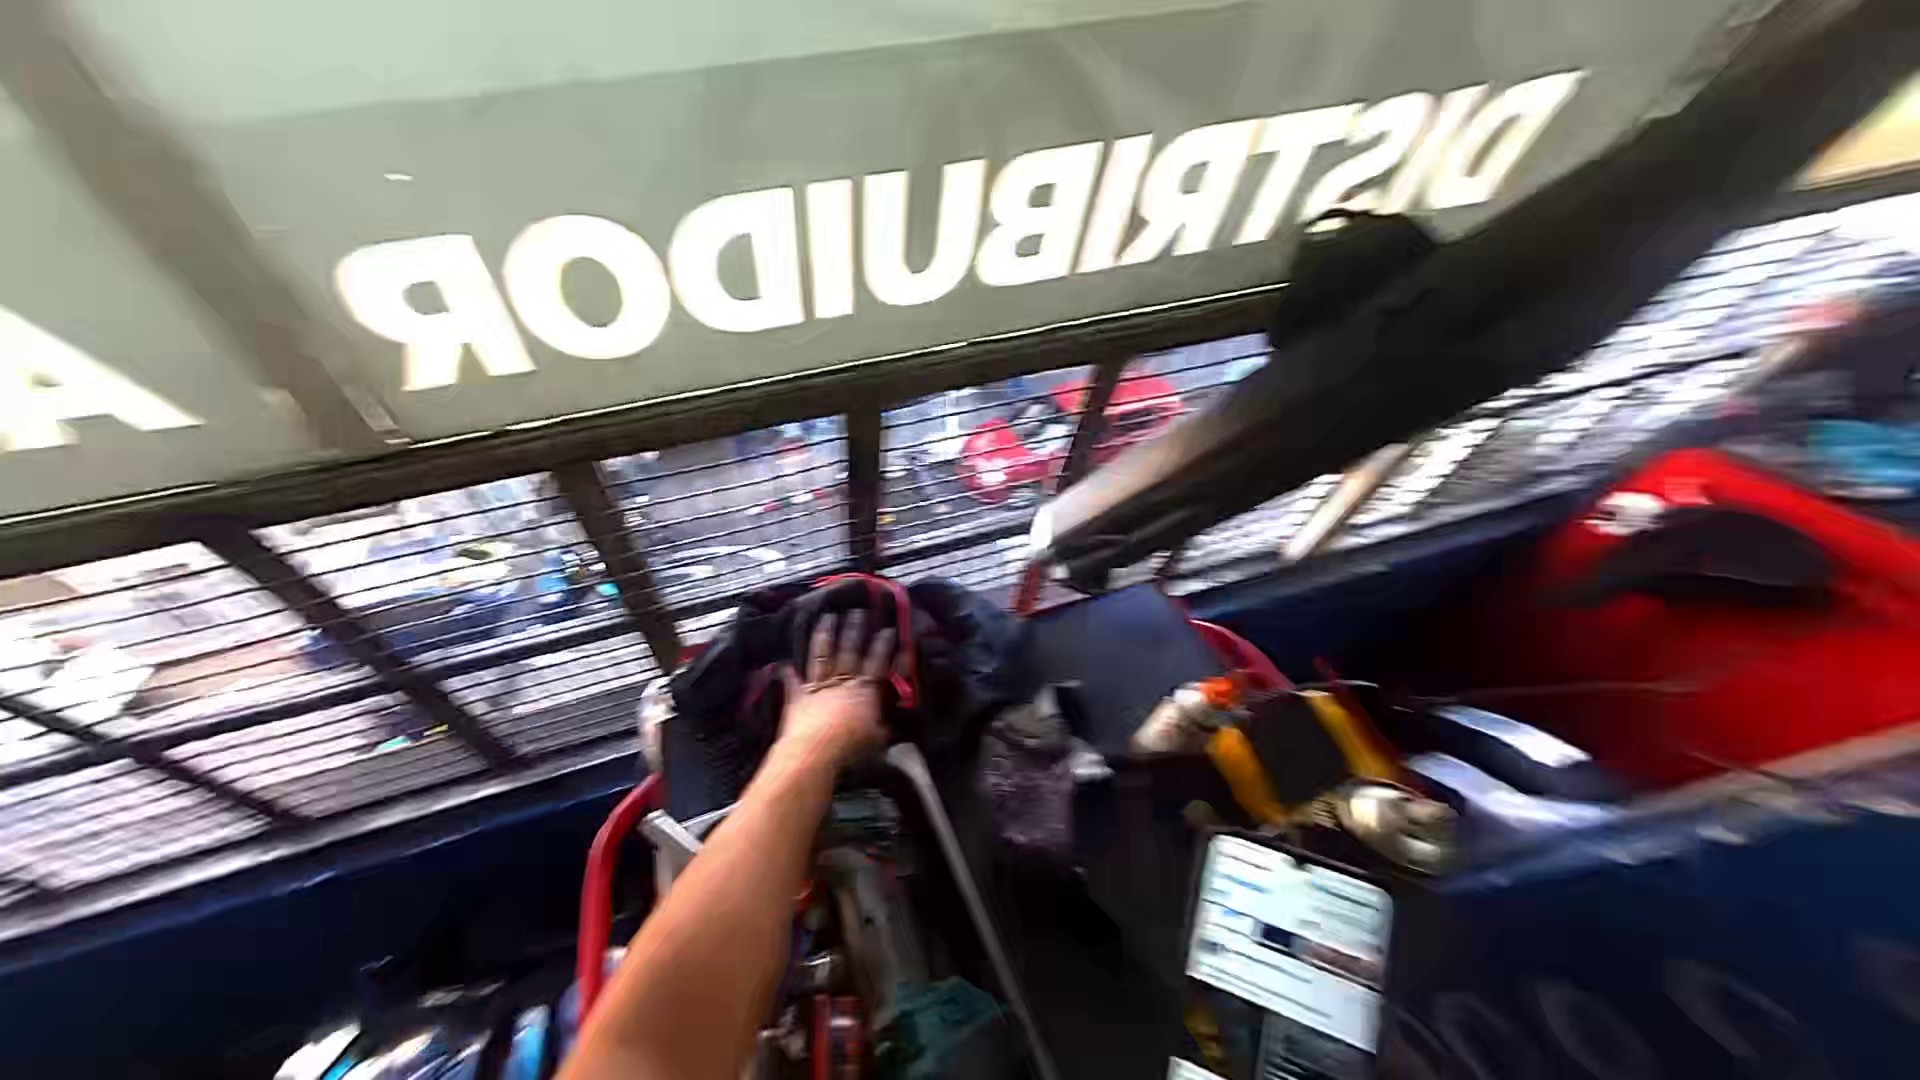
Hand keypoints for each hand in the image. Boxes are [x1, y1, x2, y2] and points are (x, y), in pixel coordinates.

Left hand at [776, 609, 894, 767]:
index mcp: (864, 690)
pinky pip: (793, 682)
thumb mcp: (878, 739)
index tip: (887, 628)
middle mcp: (841, 683)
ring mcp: (818, 688)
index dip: (883, 646)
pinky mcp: (798, 698)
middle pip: (849, 651)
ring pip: (823, 656)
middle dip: (854, 629)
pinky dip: (788, 672)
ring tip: (826, 617)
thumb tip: (890, 723)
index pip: (877, 662)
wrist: (815, 752)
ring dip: (824, 636)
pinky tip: (782, 662)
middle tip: (856, 610)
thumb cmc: (851, 747)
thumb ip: (883, 726)